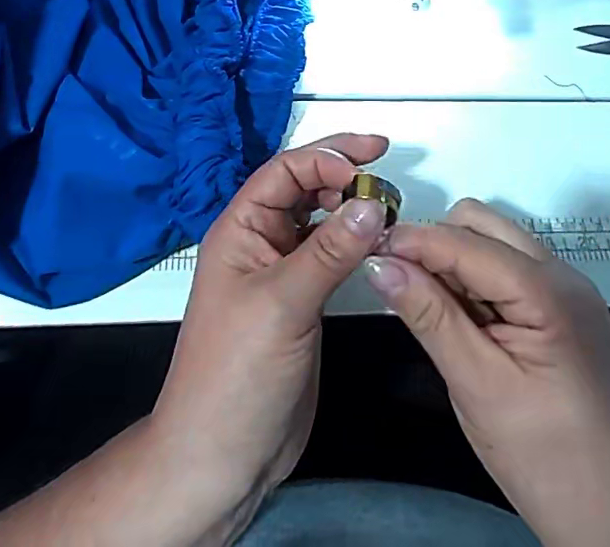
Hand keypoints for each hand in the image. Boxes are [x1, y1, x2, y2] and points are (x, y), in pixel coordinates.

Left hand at [149, 133, 391, 518]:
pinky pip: (329, 255)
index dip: (324, 159)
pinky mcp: (301, 300)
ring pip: (317, 220)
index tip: (368, 161)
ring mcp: (281, 271)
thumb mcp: (282, 303)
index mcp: (240, 229)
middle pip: (300, 188)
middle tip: (383, 160)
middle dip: (338, 170)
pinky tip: (377, 242)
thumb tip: (371, 203)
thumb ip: (328, 251)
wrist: (223, 451)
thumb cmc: (236, 372)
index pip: (283, 173)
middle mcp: (259, 242)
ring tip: (386, 199)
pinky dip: (353, 242)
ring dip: (348, 204)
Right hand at [365, 200, 609, 545]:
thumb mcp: (476, 384)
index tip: (367, 252)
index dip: (412, 241)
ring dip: (448, 258)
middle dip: (433, 242)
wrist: (609, 517)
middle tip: (400, 281)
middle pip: (479, 223)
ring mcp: (562, 289)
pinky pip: (499, 265)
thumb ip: (428, 314)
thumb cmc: (546, 458)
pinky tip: (455, 314)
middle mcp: (562, 277)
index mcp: (552, 295)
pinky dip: (467, 277)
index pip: (466, 242)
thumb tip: (379, 263)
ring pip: (487, 238)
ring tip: (429, 304)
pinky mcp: (555, 306)